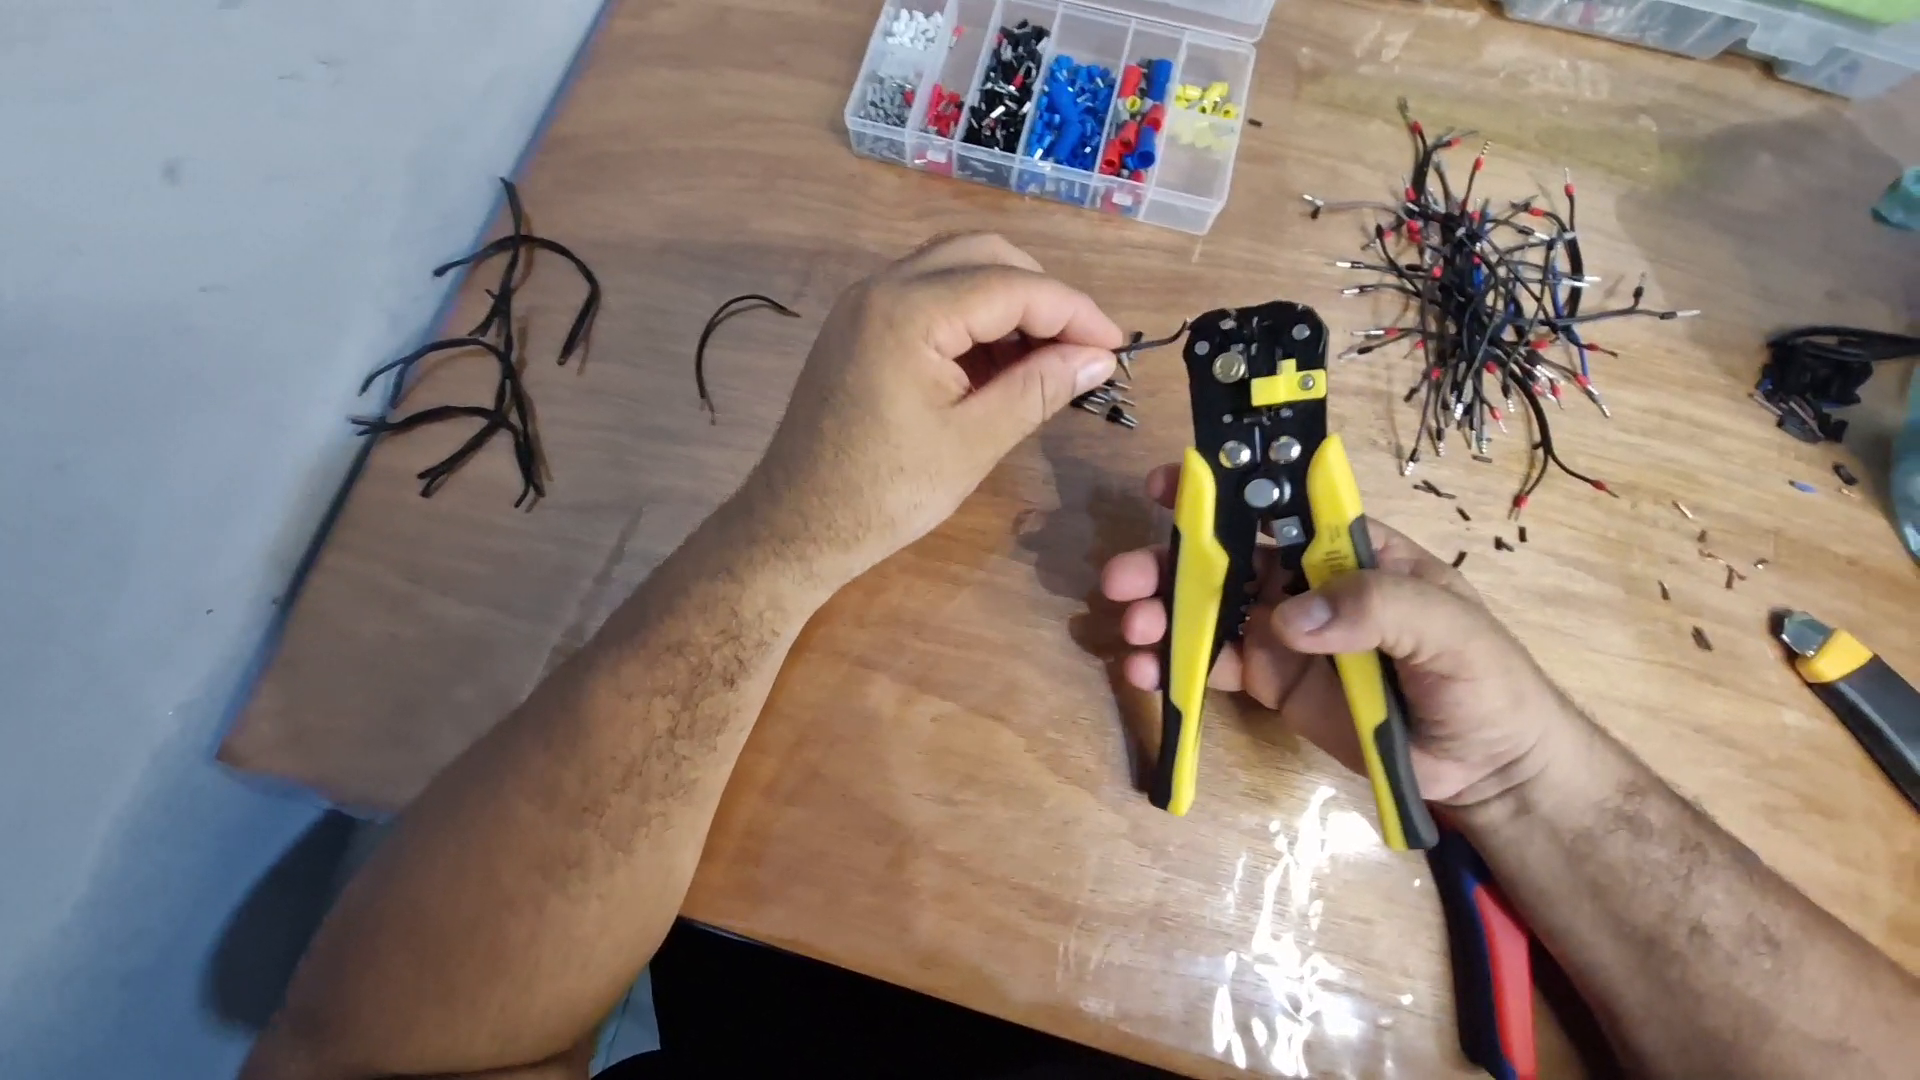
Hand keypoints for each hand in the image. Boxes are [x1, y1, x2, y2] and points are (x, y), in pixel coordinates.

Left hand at [744, 233, 1122, 584]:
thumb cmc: (885, 494)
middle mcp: (881, 287)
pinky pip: (927, 300)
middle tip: (1078, 348)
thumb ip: (1040, 388)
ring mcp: (863, 305)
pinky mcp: (858, 329)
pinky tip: (996, 365)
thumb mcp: (974, 443)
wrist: (797, 526)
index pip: (1013, 286)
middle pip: (983, 256)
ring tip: (1043, 360)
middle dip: (1041, 295)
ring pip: (954, 271)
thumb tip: (1099, 357)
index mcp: (908, 311)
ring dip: (1007, 304)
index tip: (1115, 346)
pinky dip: (970, 320)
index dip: (1074, 311)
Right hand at [1100, 463, 1574, 807]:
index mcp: (1344, 548)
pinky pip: (1209, 663)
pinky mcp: (1266, 678)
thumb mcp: (1449, 632)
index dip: (1219, 492)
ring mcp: (1279, 630)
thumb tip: (1288, 617)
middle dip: (1166, 563)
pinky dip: (1172, 664)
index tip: (1164, 487)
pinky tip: (1144, 672)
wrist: (1483, 770)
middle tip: (1120, 579)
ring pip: (1204, 608)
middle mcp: (1301, 579)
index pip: (1276, 506)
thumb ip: (1380, 607)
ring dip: (1160, 613)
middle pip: (1222, 557)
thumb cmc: (1481, 682)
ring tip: (1131, 631)